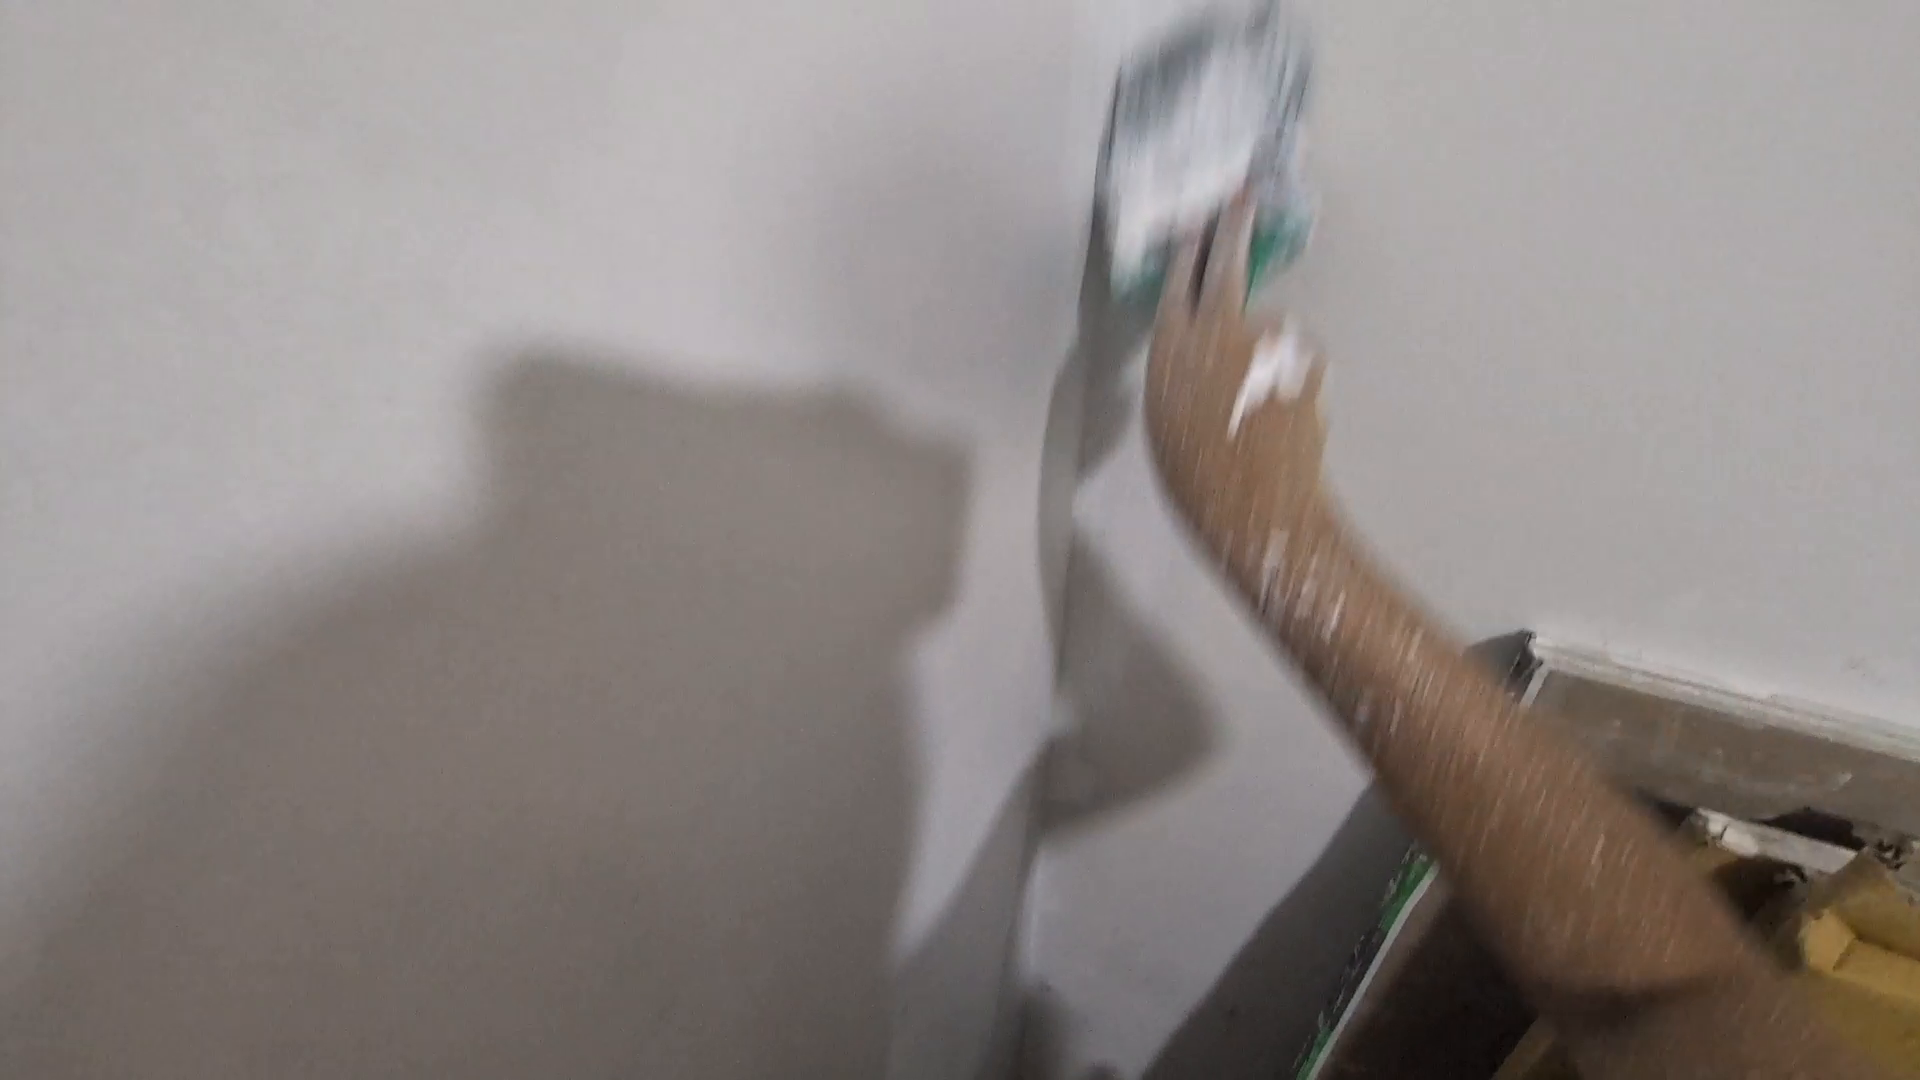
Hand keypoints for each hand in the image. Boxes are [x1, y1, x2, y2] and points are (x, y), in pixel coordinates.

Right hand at [1143, 193, 1330, 571]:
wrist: (1256, 502)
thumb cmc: (1195, 472)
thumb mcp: (1167, 414)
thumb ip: (1182, 366)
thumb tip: (1202, 343)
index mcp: (1170, 348)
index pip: (1178, 281)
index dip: (1189, 249)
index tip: (1197, 221)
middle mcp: (1216, 329)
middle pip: (1225, 264)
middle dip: (1232, 226)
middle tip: (1243, 194)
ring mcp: (1267, 337)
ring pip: (1268, 326)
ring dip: (1267, 348)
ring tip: (1261, 401)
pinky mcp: (1306, 351)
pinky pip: (1294, 353)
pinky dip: (1291, 371)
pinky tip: (1283, 407)